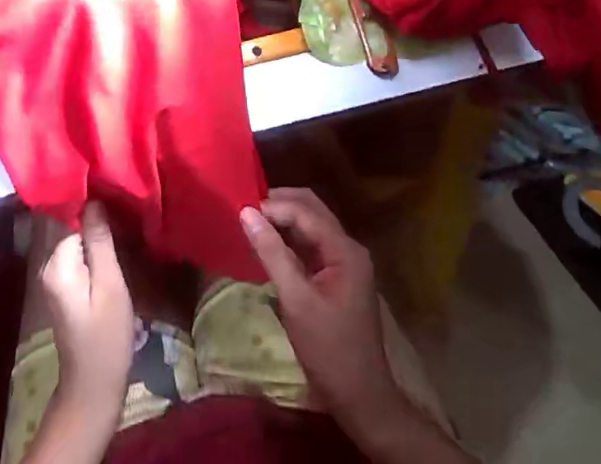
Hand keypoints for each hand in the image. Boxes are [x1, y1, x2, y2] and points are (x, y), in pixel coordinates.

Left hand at [38, 202, 135, 416]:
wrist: (93, 384)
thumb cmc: (106, 335)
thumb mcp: (110, 284)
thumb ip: (99, 242)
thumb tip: (94, 201)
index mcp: (55, 263)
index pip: (69, 217)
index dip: (90, 203)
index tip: (111, 189)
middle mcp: (45, 265)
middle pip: (66, 225)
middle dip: (88, 211)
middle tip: (116, 198)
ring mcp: (50, 276)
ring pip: (69, 237)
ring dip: (89, 226)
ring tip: (115, 211)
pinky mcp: (60, 284)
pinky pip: (72, 252)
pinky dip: (87, 243)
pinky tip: (106, 238)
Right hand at [240, 188, 398, 422]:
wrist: (360, 396)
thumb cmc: (328, 348)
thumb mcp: (296, 299)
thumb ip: (272, 253)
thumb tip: (246, 213)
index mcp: (345, 250)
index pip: (305, 211)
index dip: (273, 207)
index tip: (241, 211)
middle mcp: (348, 248)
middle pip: (311, 209)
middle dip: (279, 204)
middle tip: (245, 211)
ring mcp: (344, 262)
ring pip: (310, 225)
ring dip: (282, 220)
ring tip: (251, 224)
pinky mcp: (336, 275)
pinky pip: (310, 245)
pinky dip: (288, 240)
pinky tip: (267, 245)